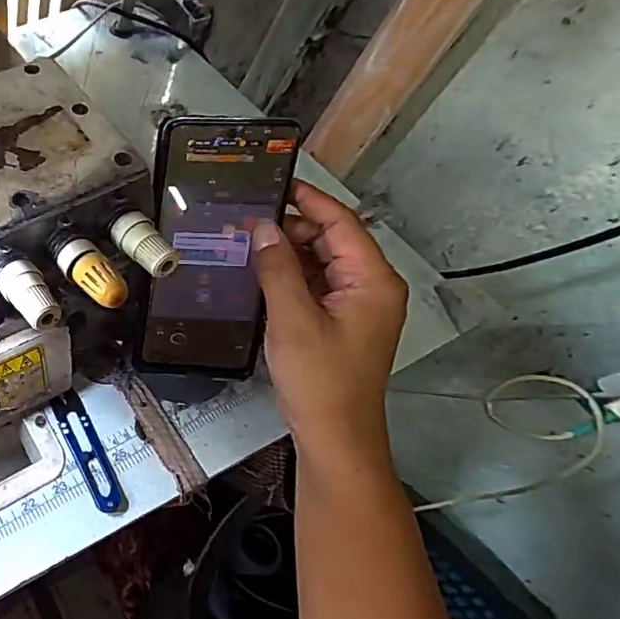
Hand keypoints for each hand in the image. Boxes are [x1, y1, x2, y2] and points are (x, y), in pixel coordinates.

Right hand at [250, 181, 407, 456]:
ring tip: (247, 243)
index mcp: (372, 280)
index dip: (309, 200)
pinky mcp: (339, 321)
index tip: (276, 183)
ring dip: (287, 253)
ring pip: (320, 262)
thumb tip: (264, 229)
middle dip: (291, 228)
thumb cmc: (321, 381)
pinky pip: (314, 285)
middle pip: (331, 240)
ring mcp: (355, 305)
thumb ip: (277, 269)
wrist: (334, 435)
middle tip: (247, 220)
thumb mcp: (293, 319)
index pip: (342, 223)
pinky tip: (259, 273)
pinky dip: (289, 276)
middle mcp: (370, 287)